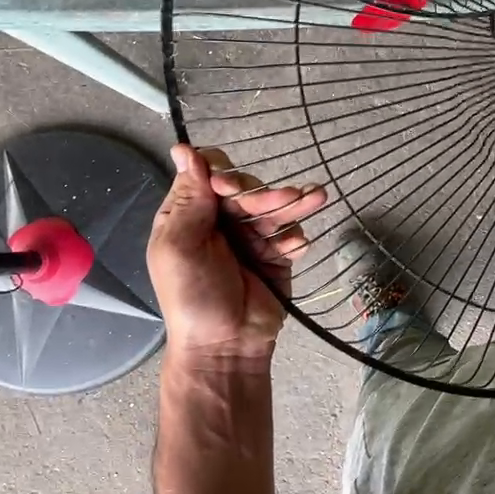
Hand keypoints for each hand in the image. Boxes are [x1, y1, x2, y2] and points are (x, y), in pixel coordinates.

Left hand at [147, 144, 326, 376]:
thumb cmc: (192, 297)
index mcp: (190, 215)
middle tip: (282, 200)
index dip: (225, 175)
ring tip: (317, 197)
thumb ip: (187, 199)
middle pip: (249, 190)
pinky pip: (291, 235)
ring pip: (276, 208)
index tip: (232, 190)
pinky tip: (297, 246)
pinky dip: (296, 237)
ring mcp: (252, 239)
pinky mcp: (277, 256)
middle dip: (265, 194)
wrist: (225, 345)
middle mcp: (222, 221)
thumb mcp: (178, 247)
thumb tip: (183, 148)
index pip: (210, 175)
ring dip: (295, 203)